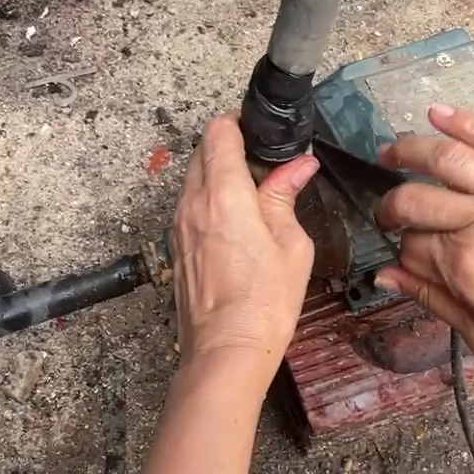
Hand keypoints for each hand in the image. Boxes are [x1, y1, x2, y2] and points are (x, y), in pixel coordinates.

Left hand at [171, 115, 319, 381]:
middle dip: (229, 147)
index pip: (219, 133)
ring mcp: (178, 228)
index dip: (239, 123)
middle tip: (263, 161)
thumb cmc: (264, 303)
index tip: (259, 130)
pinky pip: (189, 208)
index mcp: (224, 195)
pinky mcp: (176, 249)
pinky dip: (208, 202)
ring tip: (252, 194)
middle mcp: (192, 204)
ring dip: (217, 175)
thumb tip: (297, 168)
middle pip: (202, 153)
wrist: (226, 350)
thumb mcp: (291, 244)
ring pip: (193, 181)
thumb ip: (285, 197)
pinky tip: (235, 223)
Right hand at [374, 105, 473, 391]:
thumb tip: (389, 276)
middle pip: (415, 200)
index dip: (401, 258)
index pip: (410, 249)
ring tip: (389, 151)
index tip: (406, 265)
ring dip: (409, 149)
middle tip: (386, 217)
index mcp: (467, 266)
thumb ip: (433, 299)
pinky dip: (465, 122)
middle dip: (391, 208)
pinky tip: (437, 113)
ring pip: (447, 157)